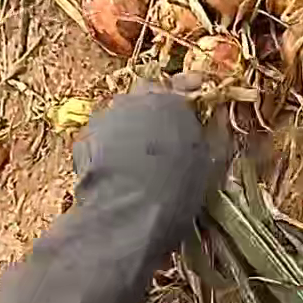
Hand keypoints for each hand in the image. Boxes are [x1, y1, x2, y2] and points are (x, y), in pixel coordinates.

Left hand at [0, 86, 231, 302]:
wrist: (126, 220)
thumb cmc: (179, 188)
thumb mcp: (212, 160)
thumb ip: (215, 134)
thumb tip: (219, 122)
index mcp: (171, 99)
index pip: (188, 82)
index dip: (197, 93)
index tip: (204, 102)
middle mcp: (134, 100)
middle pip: (151, 95)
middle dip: (162, 108)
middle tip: (177, 131)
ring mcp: (105, 120)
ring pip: (127, 116)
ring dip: (139, 127)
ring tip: (152, 155)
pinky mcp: (84, 144)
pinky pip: (108, 137)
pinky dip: (119, 147)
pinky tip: (129, 171)